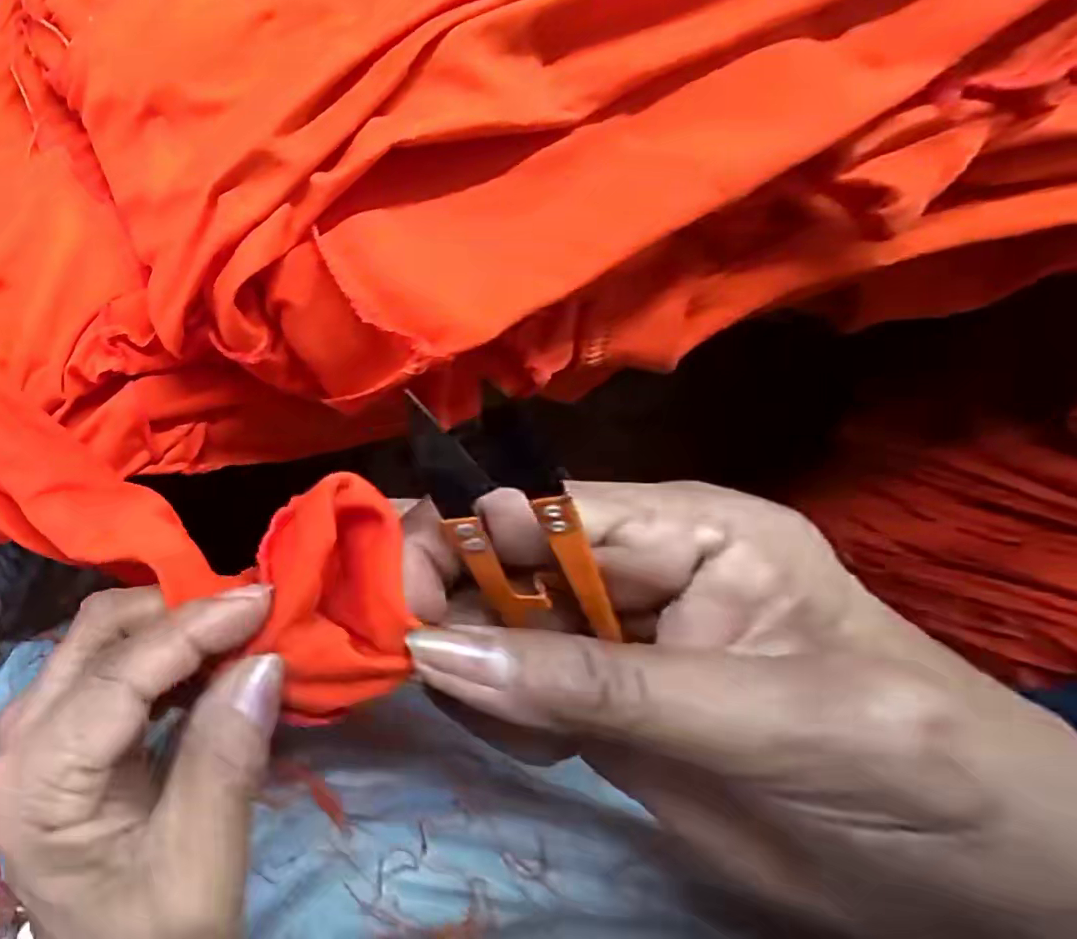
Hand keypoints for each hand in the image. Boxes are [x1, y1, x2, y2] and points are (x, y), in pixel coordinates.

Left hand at [0, 586, 283, 938]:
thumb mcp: (198, 876)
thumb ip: (224, 764)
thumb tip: (261, 662)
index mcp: (36, 779)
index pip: (116, 674)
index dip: (191, 628)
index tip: (257, 600)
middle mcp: (17, 736)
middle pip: (95, 635)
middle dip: (175, 612)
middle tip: (247, 611)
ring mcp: (30, 728)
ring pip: (98, 638)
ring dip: (168, 625)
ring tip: (234, 629)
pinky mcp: (54, 731)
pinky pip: (105, 664)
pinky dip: (158, 652)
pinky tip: (204, 659)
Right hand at [400, 480, 1076, 938]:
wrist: (1008, 909)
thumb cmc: (930, 784)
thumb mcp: (770, 721)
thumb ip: (595, 684)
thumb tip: (432, 652)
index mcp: (674, 528)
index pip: (523, 508)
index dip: (448, 539)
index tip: (400, 606)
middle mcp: (619, 566)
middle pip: (483, 559)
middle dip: (442, 605)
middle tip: (412, 661)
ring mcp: (596, 632)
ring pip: (475, 622)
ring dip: (463, 669)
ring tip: (513, 732)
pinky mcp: (580, 694)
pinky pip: (494, 683)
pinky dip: (486, 712)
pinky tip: (533, 750)